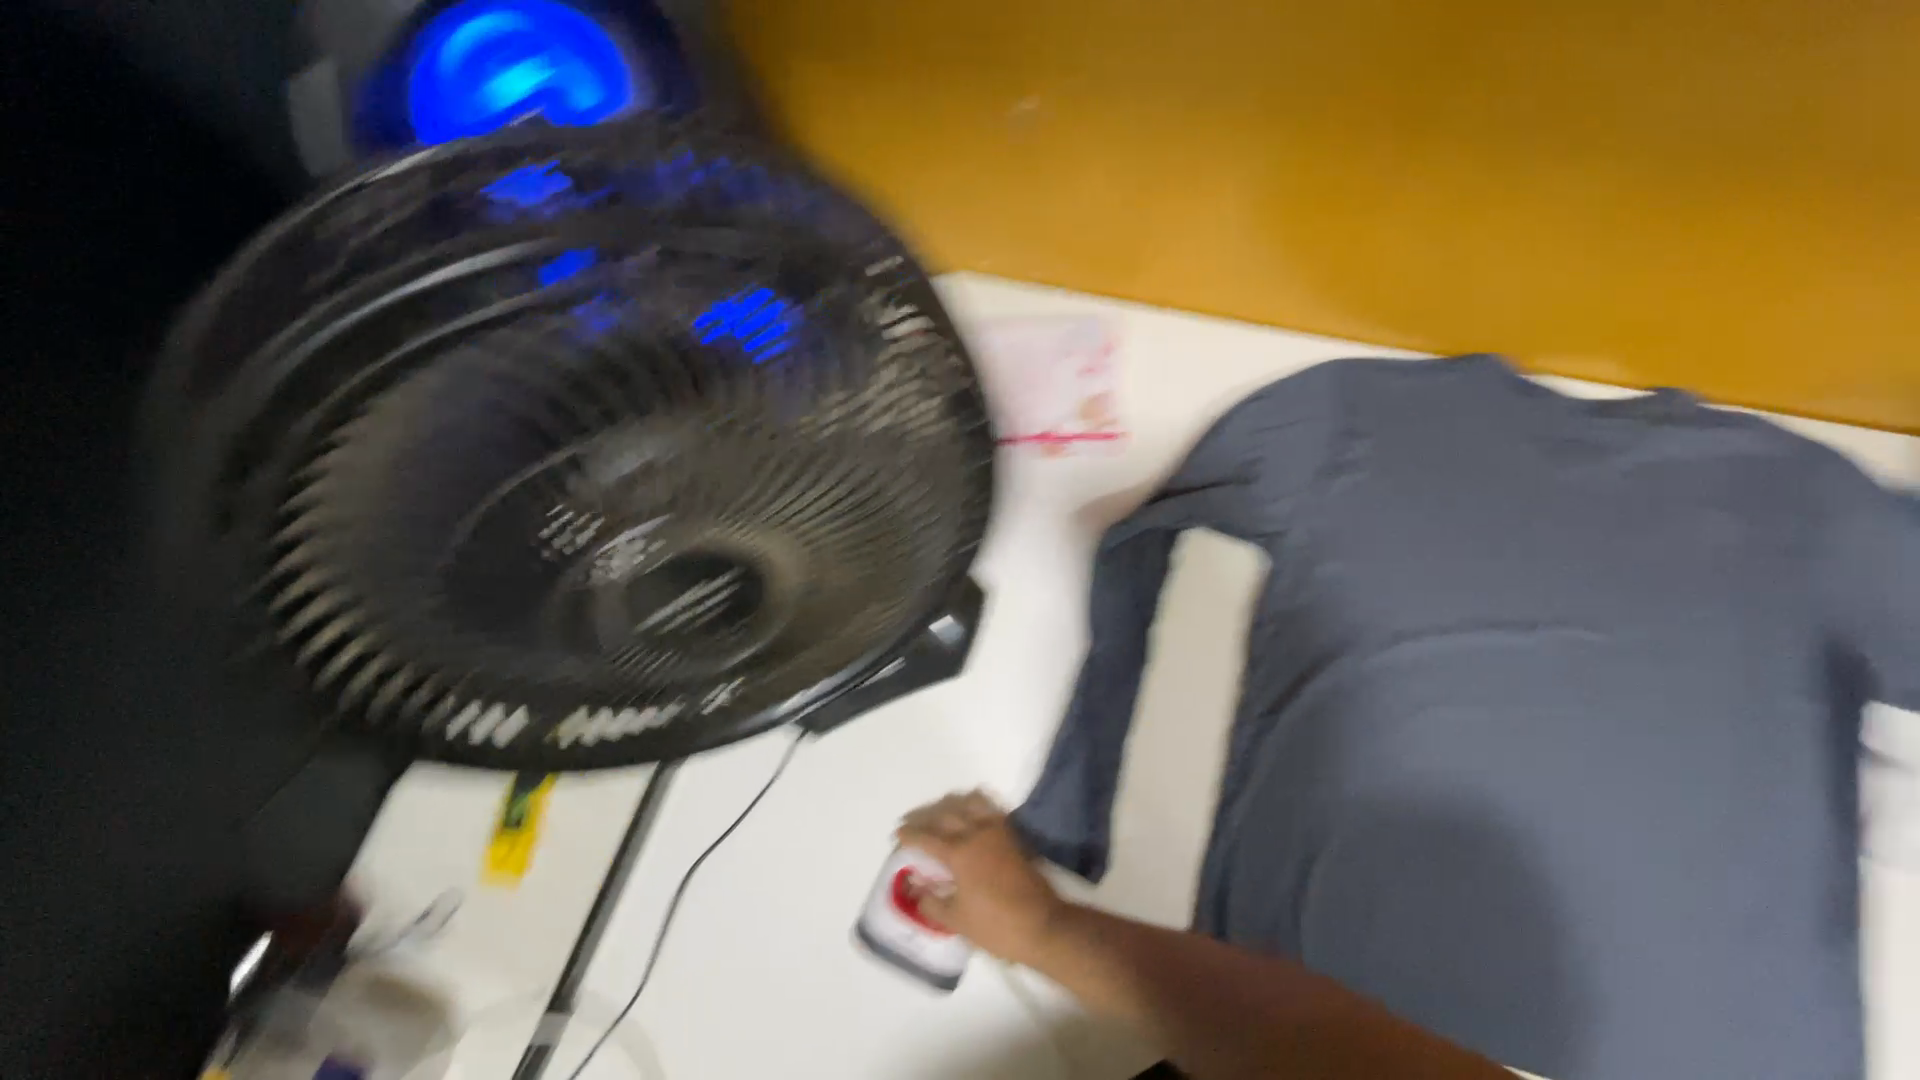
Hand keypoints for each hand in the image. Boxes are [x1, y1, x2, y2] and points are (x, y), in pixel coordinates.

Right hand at [895, 791, 1066, 965]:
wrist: (1043, 925)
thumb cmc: (996, 926)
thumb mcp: (956, 920)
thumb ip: (931, 902)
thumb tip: (914, 888)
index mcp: (958, 854)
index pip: (926, 837)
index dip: (909, 835)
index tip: (897, 835)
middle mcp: (976, 834)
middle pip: (944, 814)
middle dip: (924, 816)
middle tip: (911, 822)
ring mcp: (997, 831)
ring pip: (969, 803)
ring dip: (950, 804)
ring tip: (939, 812)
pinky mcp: (1013, 835)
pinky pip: (991, 808)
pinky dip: (976, 803)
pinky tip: (971, 810)